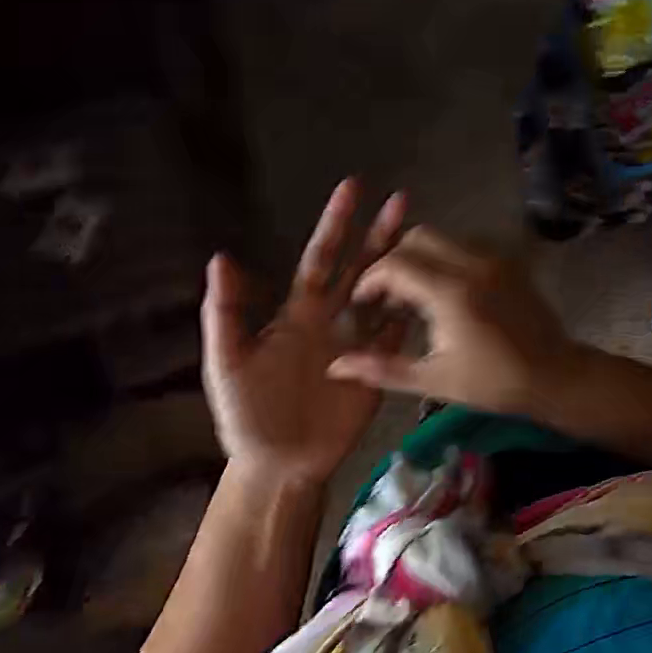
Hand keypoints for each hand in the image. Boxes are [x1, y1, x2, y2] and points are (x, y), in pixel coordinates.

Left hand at [202, 180, 406, 489]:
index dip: (335, 224)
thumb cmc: (246, 414)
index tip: (353, 189)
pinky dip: (411, 315)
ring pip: (384, 297)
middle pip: (360, 269)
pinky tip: (429, 294)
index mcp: (297, 313)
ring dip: (403, 269)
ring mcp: (355, 344)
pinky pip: (395, 337)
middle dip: (379, 235)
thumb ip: (226, 313)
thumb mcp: (227, 363)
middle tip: (402, 200)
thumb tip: (222, 257)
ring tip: (424, 241)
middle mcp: (330, 320)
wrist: (278, 463)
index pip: (321, 259)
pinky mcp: (374, 369)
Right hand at [326, 227, 587, 416]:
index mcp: (451, 293)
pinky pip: (466, 247)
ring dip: (420, 258)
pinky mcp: (509, 262)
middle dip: (394, 261)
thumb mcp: (434, 381)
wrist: (554, 376)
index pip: (395, 265)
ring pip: (443, 238)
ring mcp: (495, 259)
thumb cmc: (493, 384)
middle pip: (417, 238)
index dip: (371, 281)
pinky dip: (446, 260)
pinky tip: (446, 294)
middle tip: (388, 296)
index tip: (363, 304)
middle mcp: (473, 265)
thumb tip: (333, 367)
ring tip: (415, 297)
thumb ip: (382, 369)